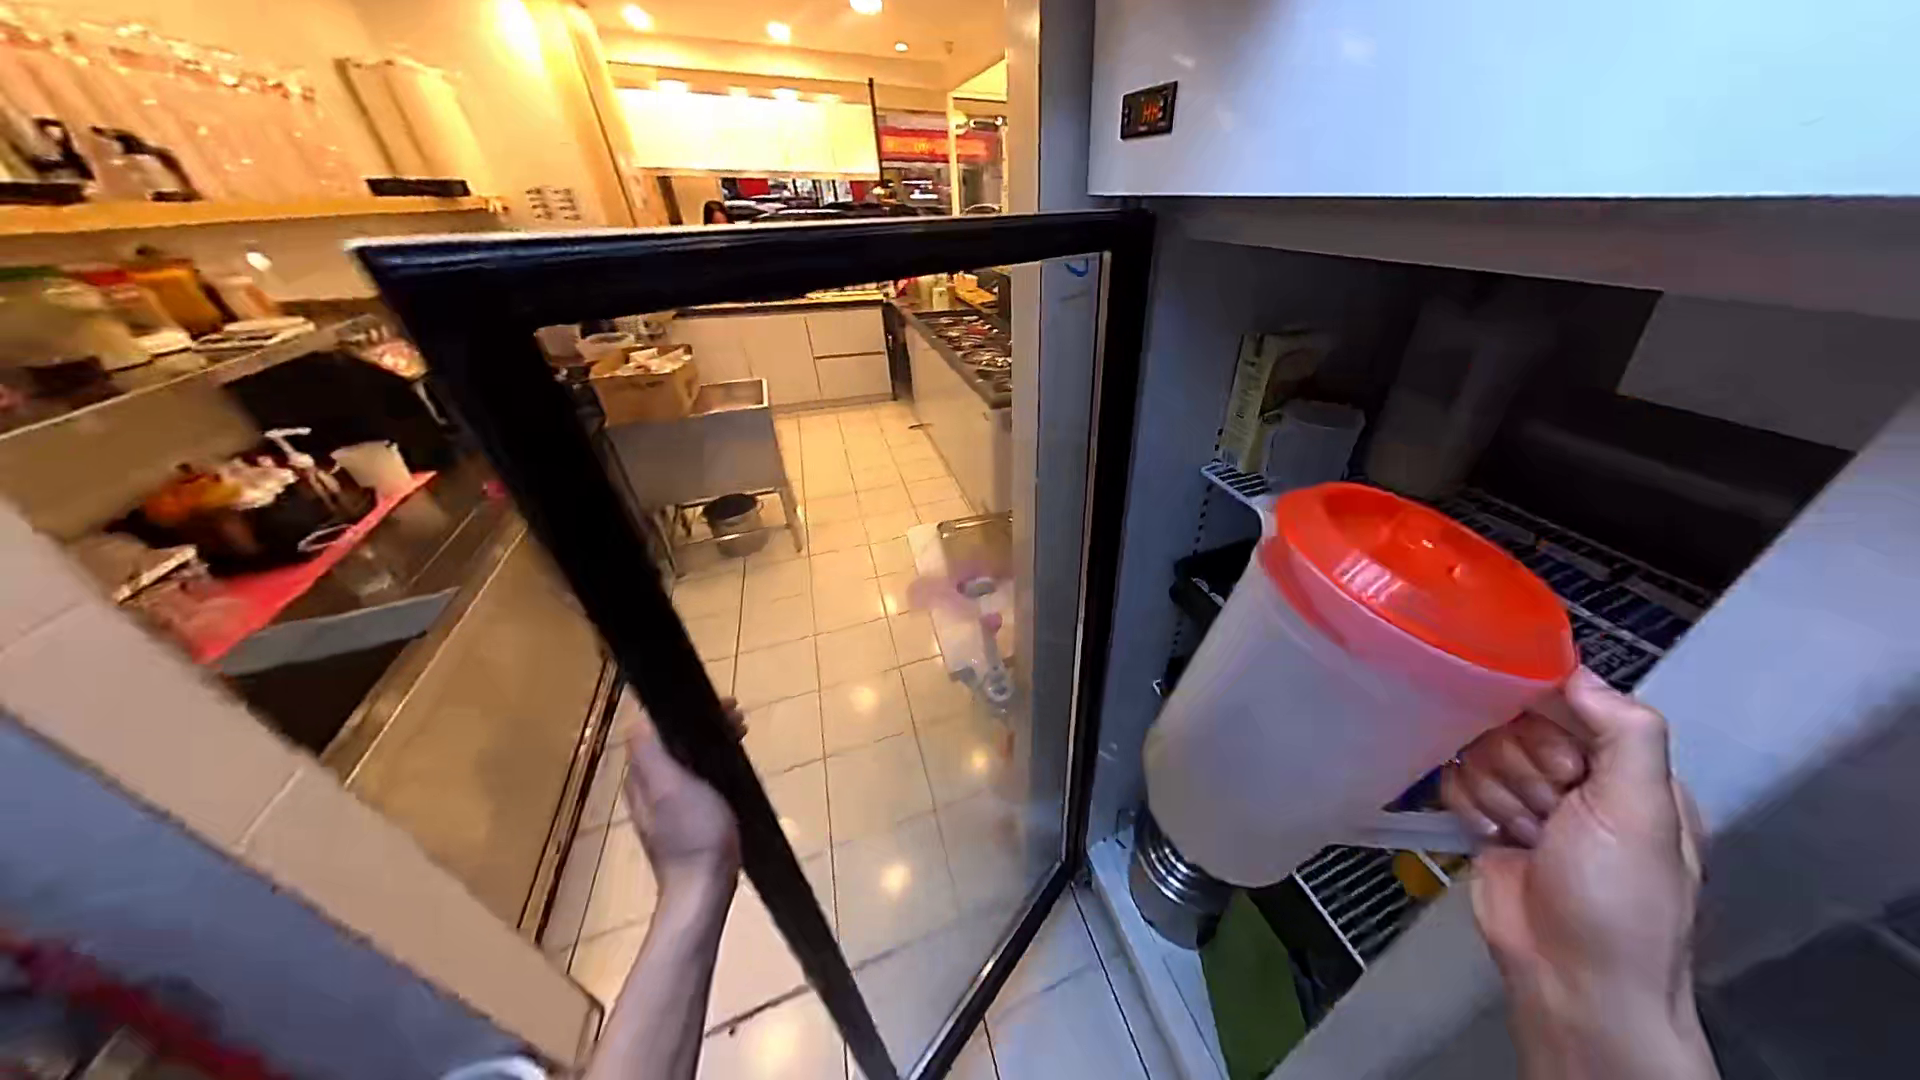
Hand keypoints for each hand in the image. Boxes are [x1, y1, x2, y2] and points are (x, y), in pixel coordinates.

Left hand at [620, 698, 743, 899]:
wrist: (704, 887)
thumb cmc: (693, 833)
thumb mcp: (669, 787)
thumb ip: (651, 753)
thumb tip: (640, 718)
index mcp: (642, 774)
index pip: (656, 727)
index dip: (684, 709)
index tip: (719, 704)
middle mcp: (650, 783)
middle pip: (674, 738)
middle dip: (704, 722)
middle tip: (738, 716)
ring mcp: (669, 800)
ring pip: (688, 754)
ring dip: (712, 738)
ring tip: (742, 732)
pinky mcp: (689, 812)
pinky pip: (700, 772)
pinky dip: (716, 758)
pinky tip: (735, 759)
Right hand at [1441, 668, 1712, 1078]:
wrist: (1567, 974)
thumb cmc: (1617, 898)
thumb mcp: (1640, 816)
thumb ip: (1624, 735)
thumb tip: (1575, 671)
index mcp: (1624, 768)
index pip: (1567, 700)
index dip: (1548, 719)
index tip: (1560, 761)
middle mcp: (1573, 774)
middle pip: (1512, 722)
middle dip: (1522, 766)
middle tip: (1549, 808)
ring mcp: (1524, 793)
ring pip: (1476, 748)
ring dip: (1495, 792)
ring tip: (1524, 833)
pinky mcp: (1481, 811)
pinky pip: (1452, 777)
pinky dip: (1469, 806)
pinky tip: (1493, 836)